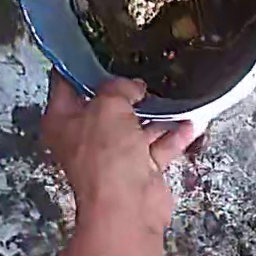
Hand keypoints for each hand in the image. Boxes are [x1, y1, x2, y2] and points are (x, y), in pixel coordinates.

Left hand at [41, 73, 198, 233]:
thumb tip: (132, 87)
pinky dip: (175, 135)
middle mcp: (87, 138)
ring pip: (137, 127)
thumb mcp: (108, 107)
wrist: (128, 207)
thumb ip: (119, 88)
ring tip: (174, 93)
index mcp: (63, 122)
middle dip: (126, 91)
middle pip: (106, 106)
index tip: (100, 48)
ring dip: (157, 113)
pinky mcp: (141, 169)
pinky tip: (191, 120)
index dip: (82, 65)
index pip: (67, 84)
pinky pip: (159, 146)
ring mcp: (115, 155)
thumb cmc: (106, 158)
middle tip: (143, 70)